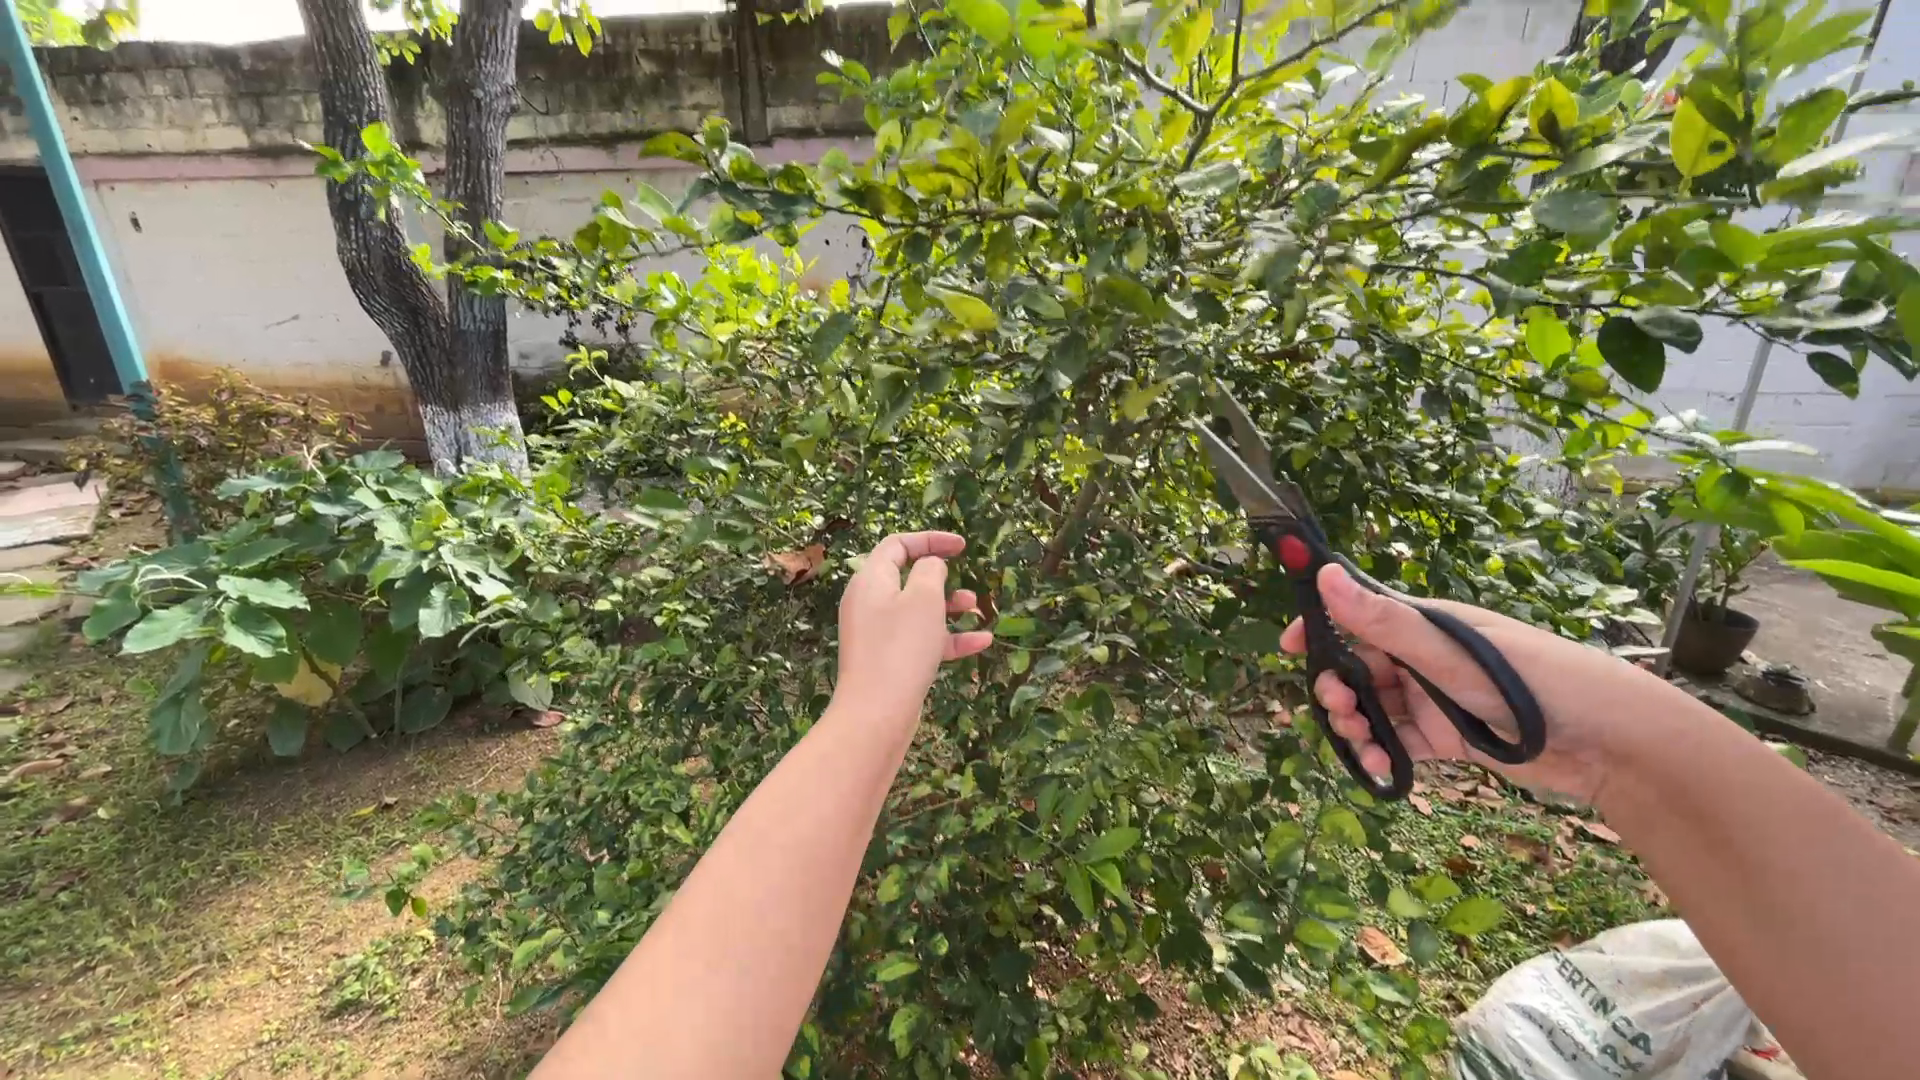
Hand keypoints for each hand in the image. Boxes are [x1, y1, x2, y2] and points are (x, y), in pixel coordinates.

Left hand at [833, 532, 993, 724]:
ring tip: (976, 609)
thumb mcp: (923, 599)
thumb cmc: (901, 647)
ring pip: (917, 610)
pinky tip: (982, 641)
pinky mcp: (889, 660)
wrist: (876, 713)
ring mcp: (878, 634)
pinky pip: (921, 639)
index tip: (962, 546)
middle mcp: (869, 603)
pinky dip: (948, 637)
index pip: (897, 545)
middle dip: (942, 578)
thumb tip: (930, 566)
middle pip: (907, 578)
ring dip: (949, 607)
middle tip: (964, 580)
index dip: (930, 539)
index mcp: (871, 580)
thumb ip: (930, 572)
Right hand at [1280, 563, 1685, 802]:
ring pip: (1374, 709)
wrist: (1615, 744)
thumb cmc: (1529, 681)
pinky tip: (1380, 770)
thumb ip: (1381, 621)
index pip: (1356, 619)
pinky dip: (1383, 755)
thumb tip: (1323, 573)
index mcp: (1423, 626)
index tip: (1288, 648)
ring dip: (1356, 726)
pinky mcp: (1447, 738)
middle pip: (1358, 670)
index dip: (1319, 631)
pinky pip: (1399, 742)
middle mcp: (1423, 659)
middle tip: (1338, 709)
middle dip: (1337, 690)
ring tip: (1360, 745)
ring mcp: (1434, 700)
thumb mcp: (1447, 653)